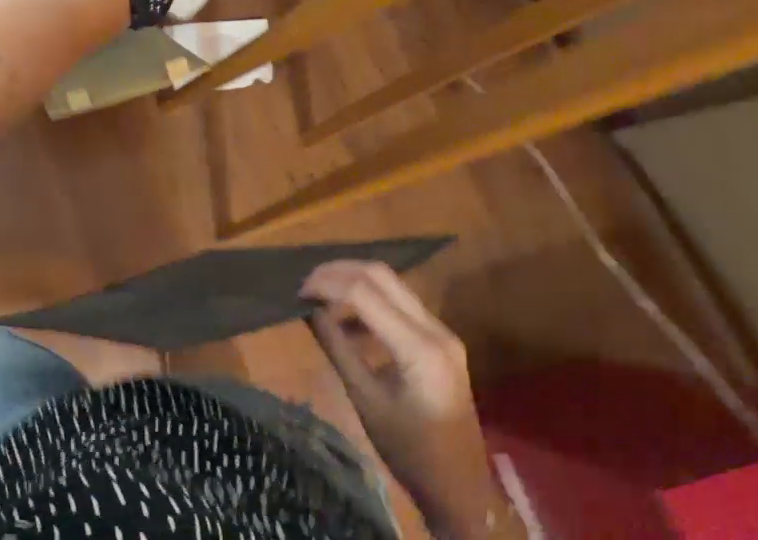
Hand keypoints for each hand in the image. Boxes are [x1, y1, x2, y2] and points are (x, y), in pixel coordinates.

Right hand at [302, 261, 517, 539]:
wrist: (461, 486)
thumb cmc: (409, 449)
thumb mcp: (364, 398)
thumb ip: (336, 347)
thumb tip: (306, 309)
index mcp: (419, 347)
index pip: (363, 292)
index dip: (324, 284)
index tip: (296, 293)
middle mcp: (435, 330)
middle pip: (380, 275)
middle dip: (337, 271)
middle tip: (304, 284)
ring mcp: (442, 334)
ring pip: (391, 285)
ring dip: (352, 283)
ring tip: (318, 298)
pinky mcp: (440, 342)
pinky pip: (400, 305)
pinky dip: (368, 302)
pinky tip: (345, 322)